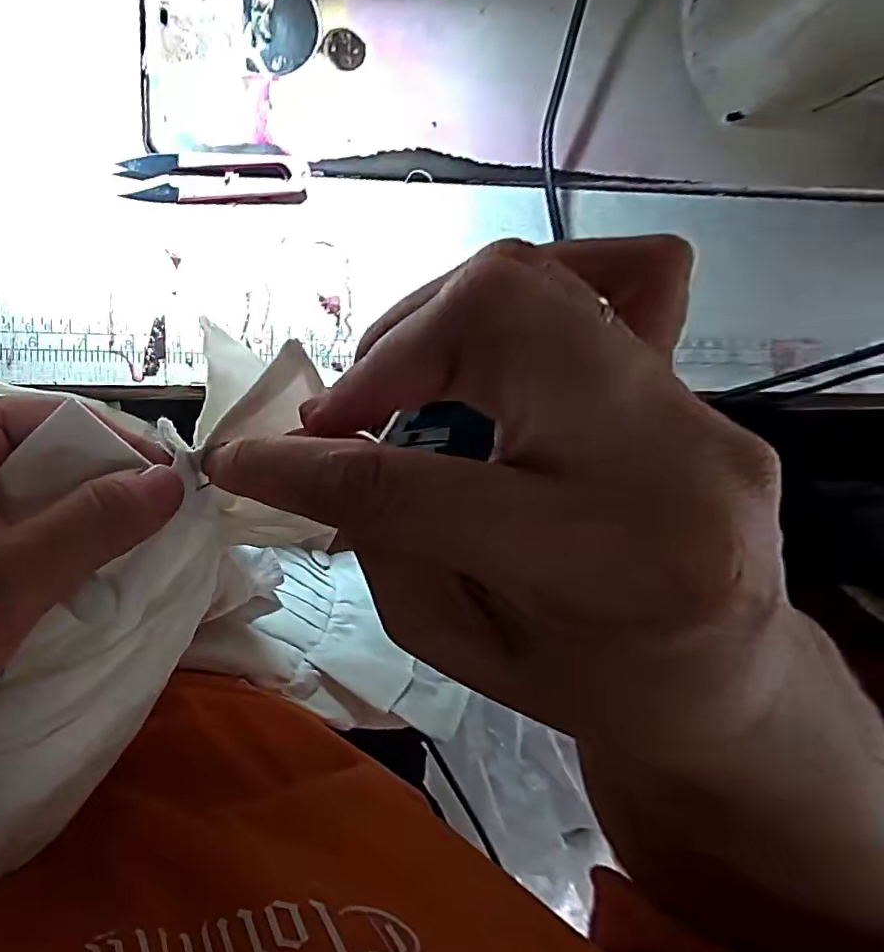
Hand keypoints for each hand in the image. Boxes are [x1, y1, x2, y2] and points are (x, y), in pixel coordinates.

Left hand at [0, 396, 183, 734]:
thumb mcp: (11, 576)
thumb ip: (93, 523)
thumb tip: (173, 478)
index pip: (53, 417)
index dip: (119, 449)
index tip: (180, 489)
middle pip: (48, 451)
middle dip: (100, 490)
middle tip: (161, 531)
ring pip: (39, 490)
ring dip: (81, 522)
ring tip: (129, 555)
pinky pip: (21, 520)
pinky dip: (55, 544)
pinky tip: (82, 571)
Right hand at [203, 236, 798, 759]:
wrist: (723, 677)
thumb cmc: (571, 676)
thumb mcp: (438, 632)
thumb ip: (366, 529)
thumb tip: (295, 452)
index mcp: (599, 557)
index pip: (402, 482)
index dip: (291, 465)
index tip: (229, 460)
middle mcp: (665, 453)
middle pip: (493, 314)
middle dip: (378, 360)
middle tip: (334, 420)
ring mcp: (685, 400)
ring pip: (526, 279)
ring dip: (416, 330)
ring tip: (386, 393)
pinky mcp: (677, 374)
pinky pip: (615, 274)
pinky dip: (506, 296)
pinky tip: (462, 348)